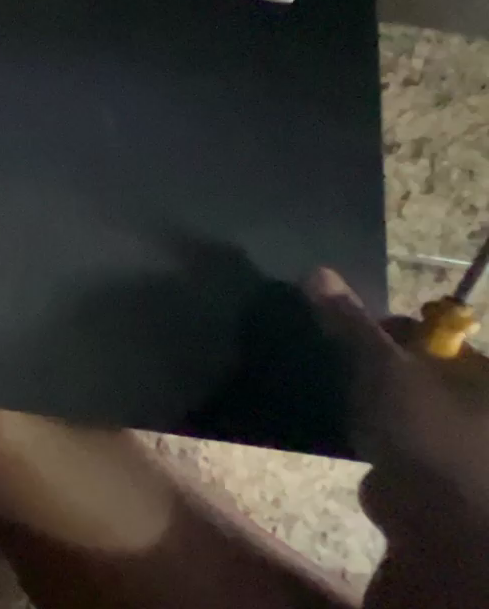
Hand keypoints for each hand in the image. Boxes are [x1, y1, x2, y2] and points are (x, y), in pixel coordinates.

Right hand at [306, 268, 488, 608]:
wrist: (441, 519)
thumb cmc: (427, 432)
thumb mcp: (382, 366)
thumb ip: (350, 321)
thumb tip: (318, 271)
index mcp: (484, 375)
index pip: (430, 332)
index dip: (384, 328)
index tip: (346, 335)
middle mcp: (481, 401)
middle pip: (414, 361)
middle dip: (370, 359)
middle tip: (336, 362)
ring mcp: (462, 434)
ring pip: (401, 393)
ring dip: (366, 390)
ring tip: (336, 392)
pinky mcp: (436, 461)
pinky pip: (396, 425)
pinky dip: (370, 421)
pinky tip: (348, 423)